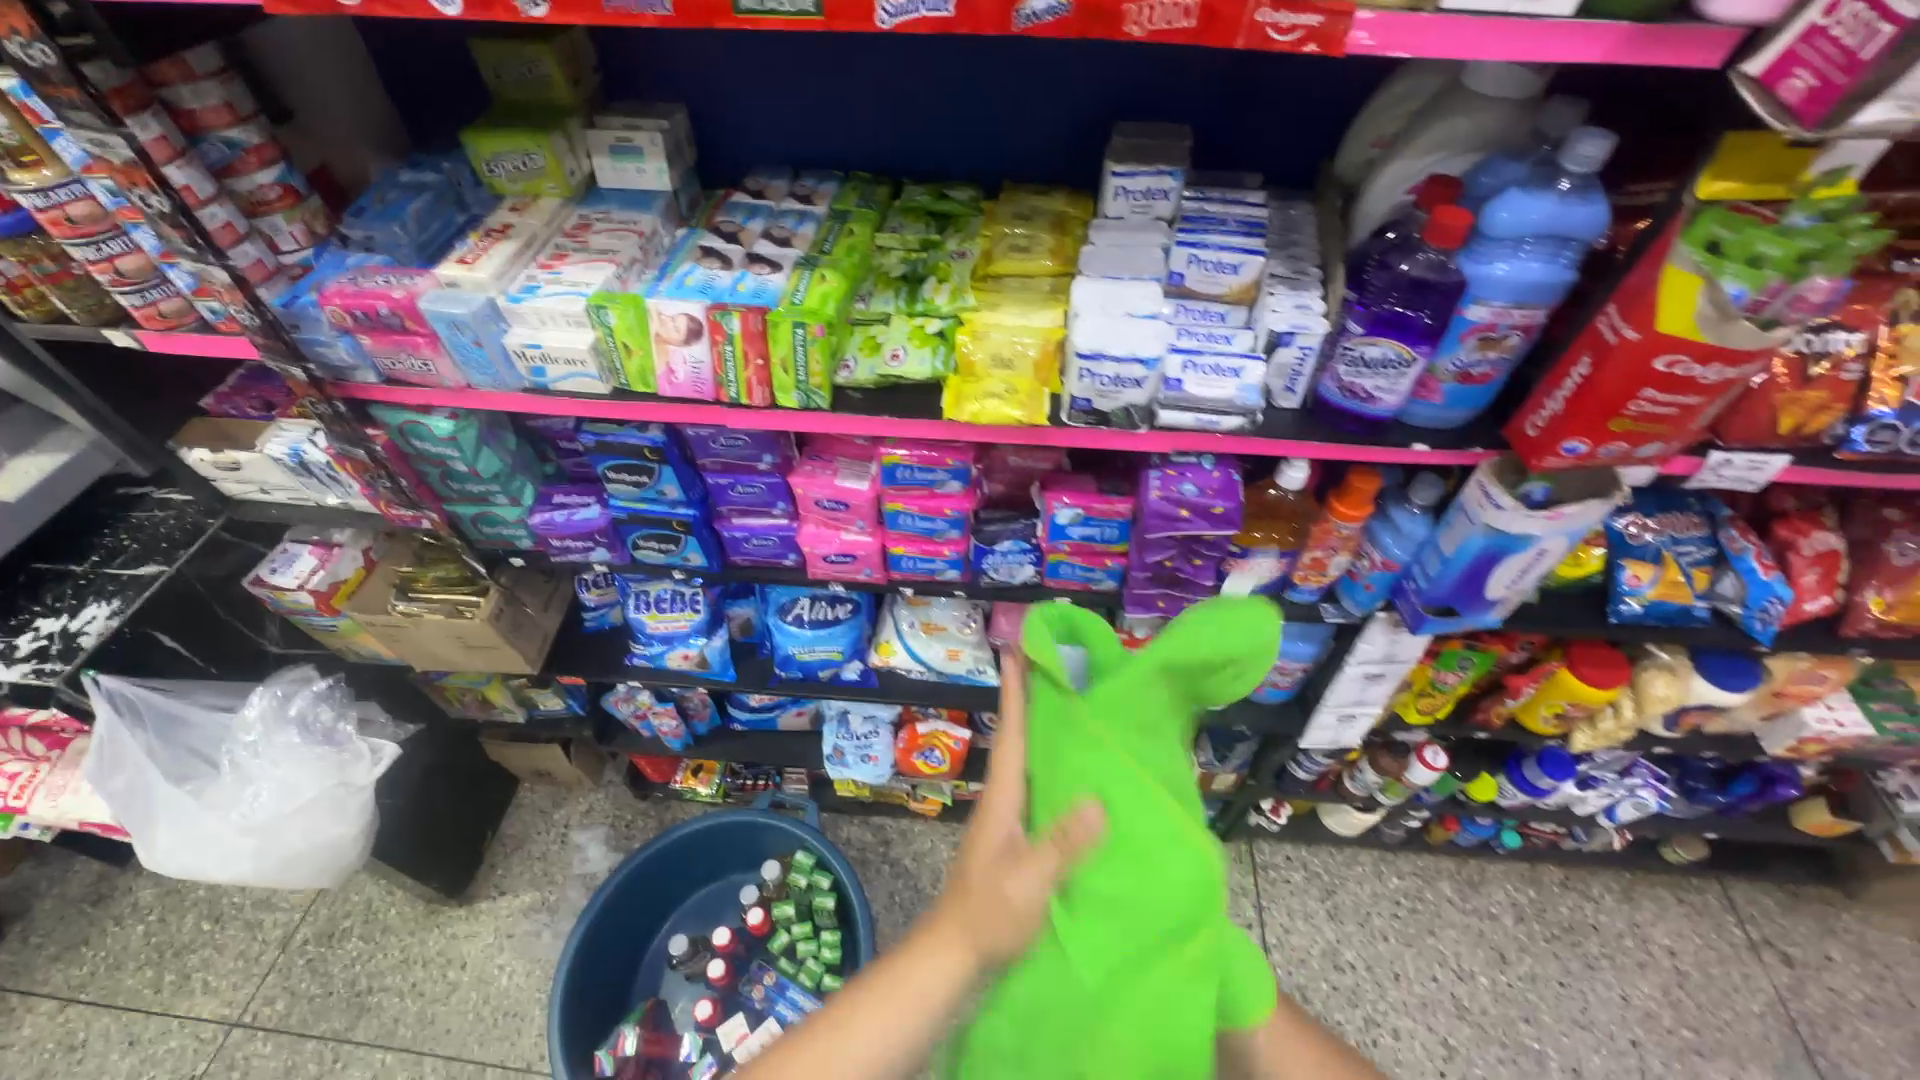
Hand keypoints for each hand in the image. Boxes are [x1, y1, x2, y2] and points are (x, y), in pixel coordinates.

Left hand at [927, 649, 1105, 975]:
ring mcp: (1006, 821)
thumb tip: (1098, 800)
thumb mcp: (1029, 880)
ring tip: (1071, 711)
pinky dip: (1053, 773)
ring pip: (1027, 765)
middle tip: (1054, 668)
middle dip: (1032, 703)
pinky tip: (1077, 780)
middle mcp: (1003, 800)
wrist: (955, 952)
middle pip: (1018, 740)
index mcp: (1003, 798)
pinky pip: (1037, 792)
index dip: (1015, 693)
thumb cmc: (988, 913)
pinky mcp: (1015, 840)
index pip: (1011, 734)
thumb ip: (1061, 843)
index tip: (1017, 652)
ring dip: (1042, 735)